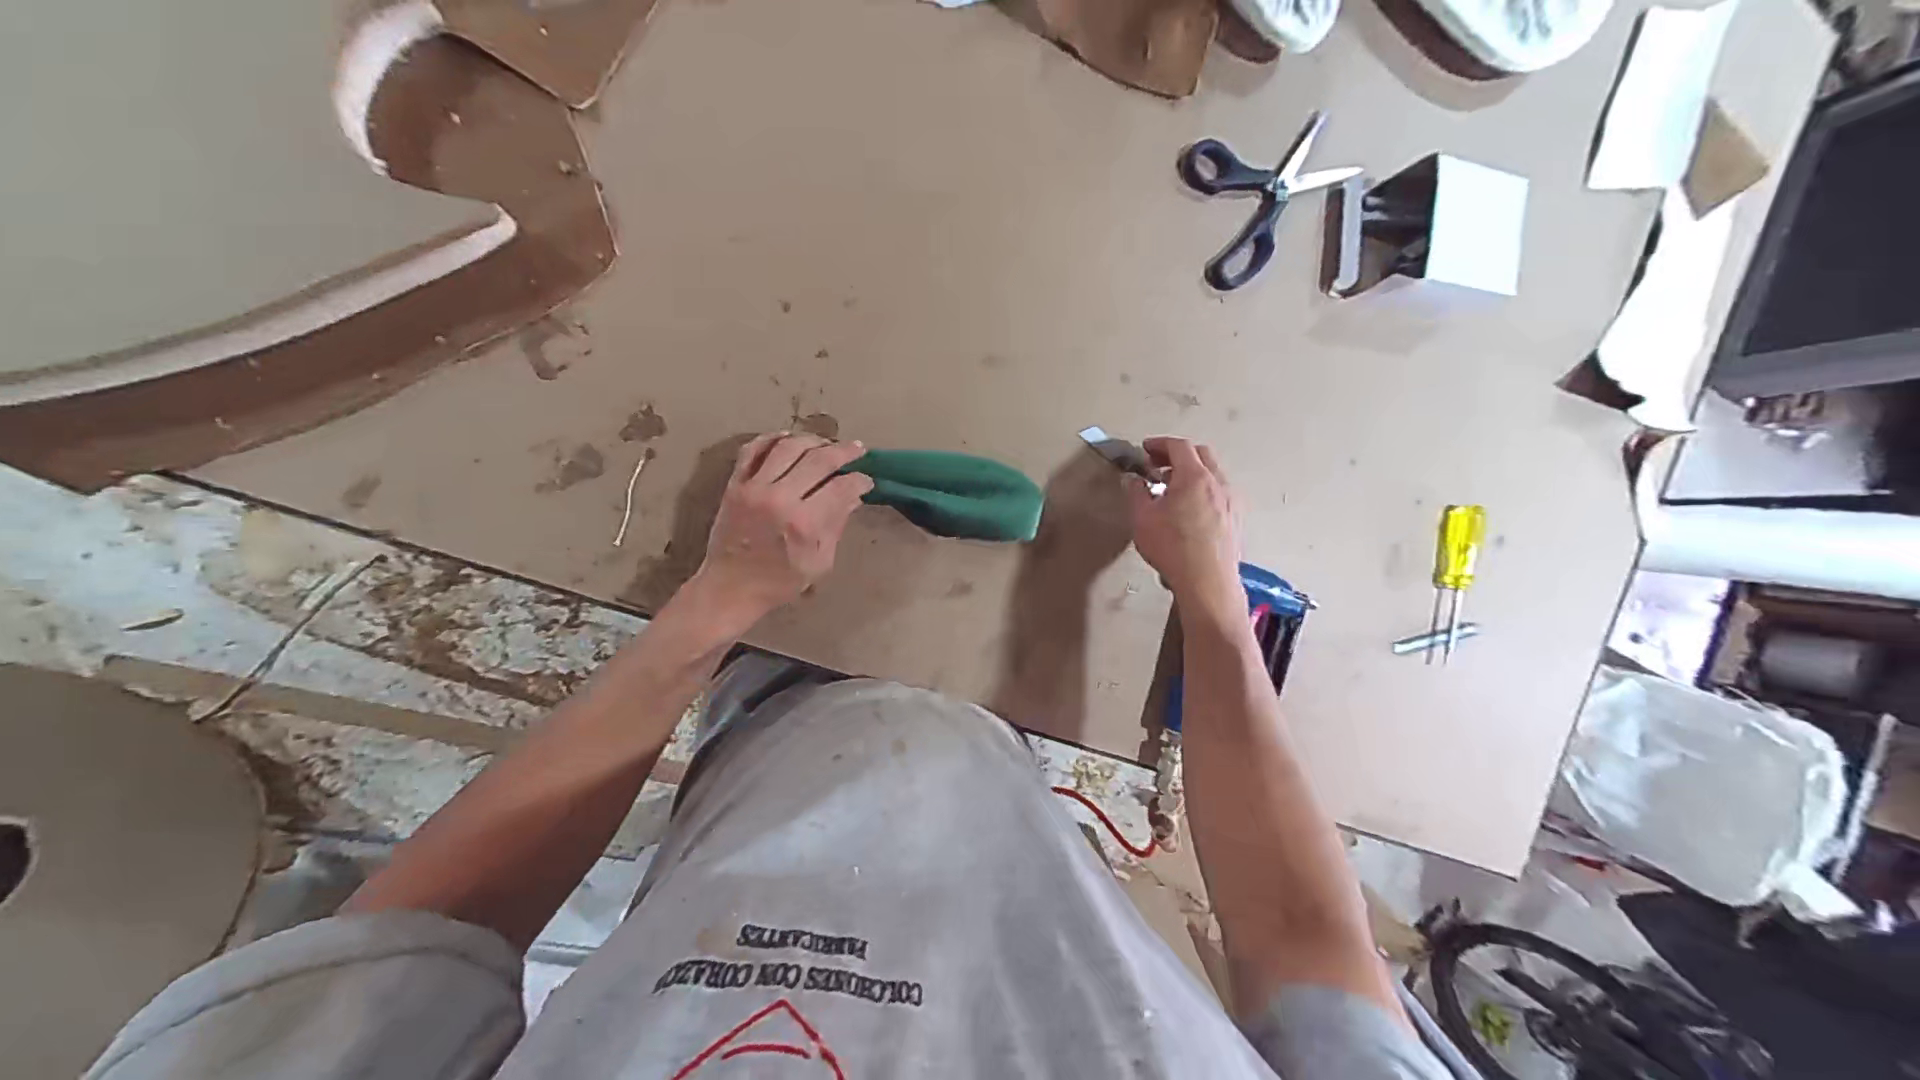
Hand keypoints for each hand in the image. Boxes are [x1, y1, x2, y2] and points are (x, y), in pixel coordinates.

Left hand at [686, 432, 873, 624]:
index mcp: (803, 523)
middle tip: (857, 449)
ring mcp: (753, 488)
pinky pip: (753, 450)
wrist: (730, 588)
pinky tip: (789, 438)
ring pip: (787, 446)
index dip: (859, 480)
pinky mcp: (735, 485)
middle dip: (843, 451)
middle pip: (818, 460)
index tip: (866, 480)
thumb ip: (836, 524)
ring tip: (825, 444)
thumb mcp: (820, 561)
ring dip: (811, 440)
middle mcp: (779, 498)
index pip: (840, 487)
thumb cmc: (780, 582)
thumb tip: (854, 495)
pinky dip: (772, 438)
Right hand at [1127, 436, 1242, 623]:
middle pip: (1200, 454)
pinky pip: (1220, 493)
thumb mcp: (1142, 518)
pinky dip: (1203, 490)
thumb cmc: (1175, 550)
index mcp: (1195, 477)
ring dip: (1191, 473)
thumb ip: (1136, 493)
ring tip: (1171, 487)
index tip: (1147, 448)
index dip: (1160, 444)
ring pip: (1212, 474)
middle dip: (1177, 455)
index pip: (1179, 446)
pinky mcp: (1235, 519)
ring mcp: (1231, 502)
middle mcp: (1218, 484)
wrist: (1207, 582)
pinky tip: (1188, 508)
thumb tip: (1133, 481)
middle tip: (1158, 464)